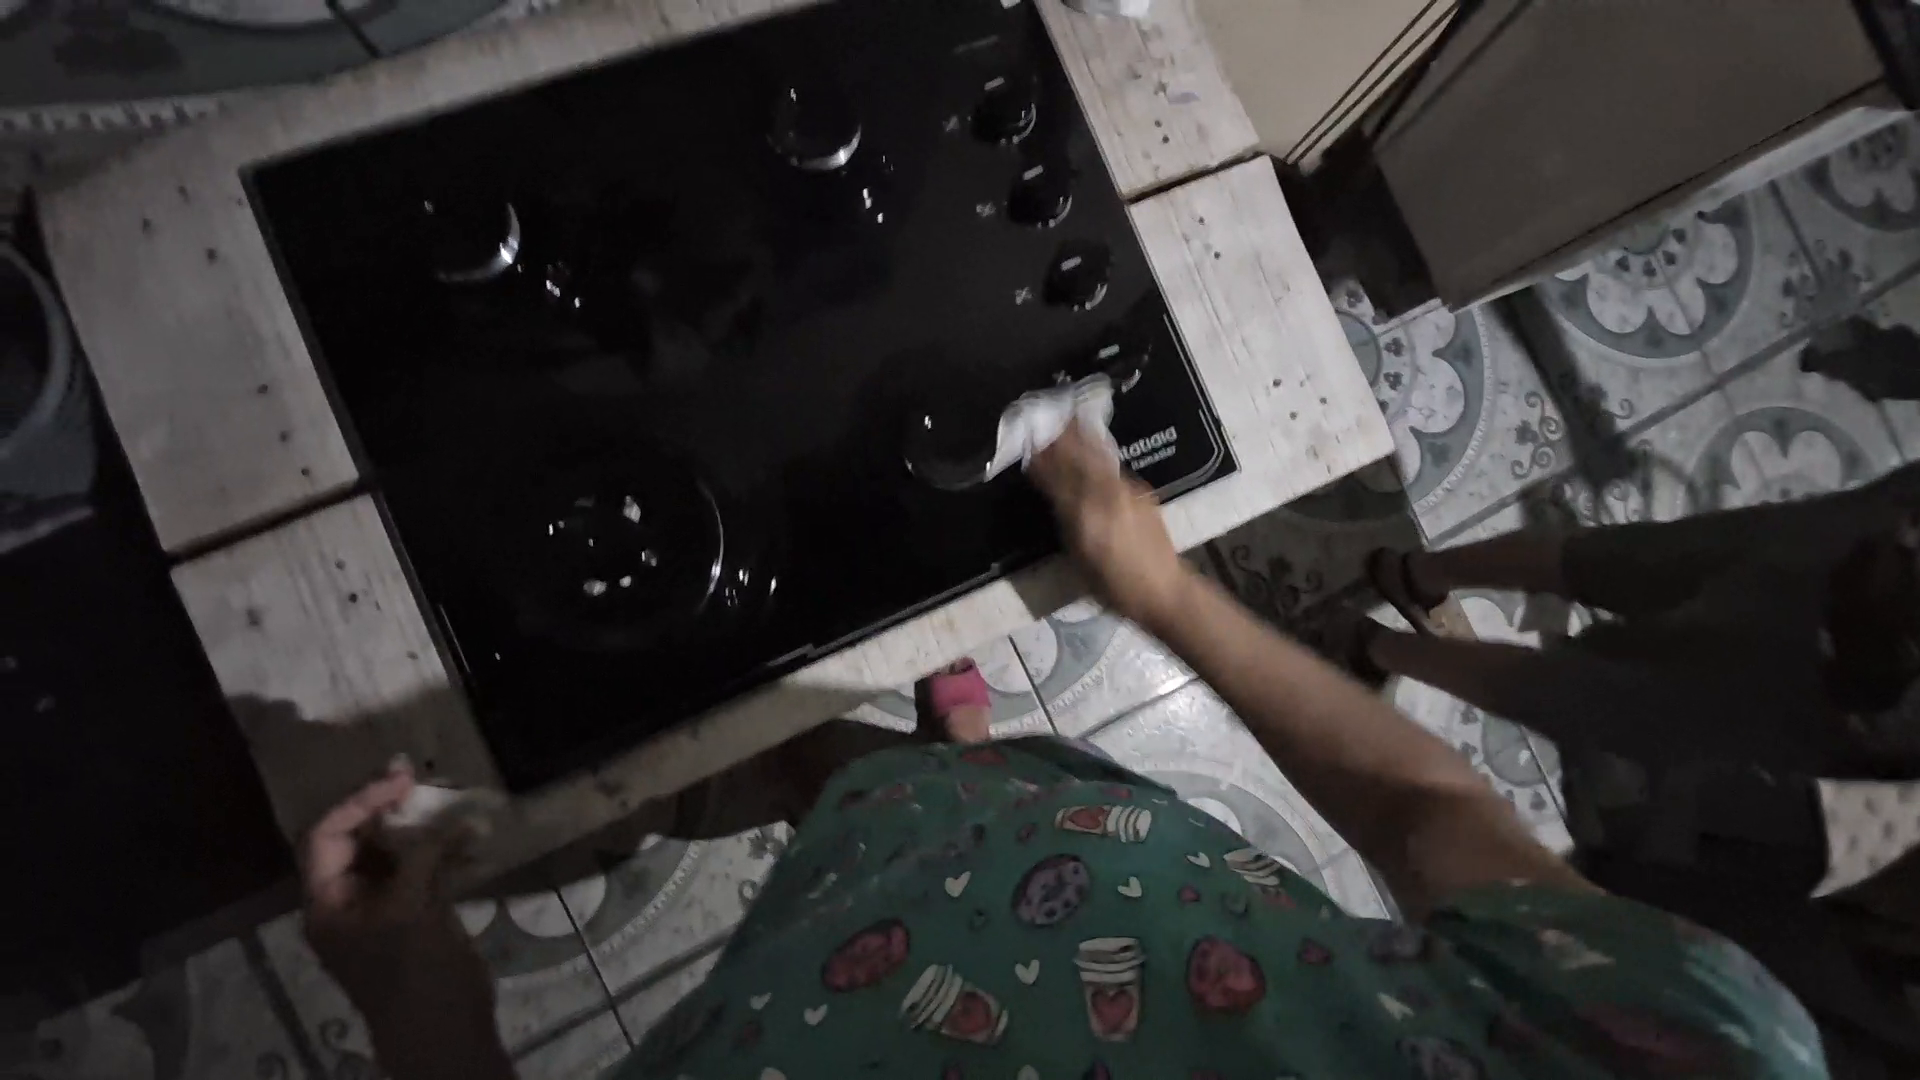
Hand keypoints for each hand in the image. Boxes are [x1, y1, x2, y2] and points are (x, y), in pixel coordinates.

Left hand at [302, 764, 511, 1079]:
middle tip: (418, 775)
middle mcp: (348, 900)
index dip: (360, 802)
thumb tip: (457, 819)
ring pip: (391, 850)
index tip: (403, 779)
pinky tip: (469, 834)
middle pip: (355, 839)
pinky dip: (442, 846)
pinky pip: (421, 866)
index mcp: (327, 903)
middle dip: (385, 806)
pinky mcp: (417, 911)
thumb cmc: (413, 971)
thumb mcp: (412, 909)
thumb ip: (423, 857)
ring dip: (418, 823)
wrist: (441, 1025)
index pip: (326, 836)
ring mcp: (384, 905)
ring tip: (448, 798)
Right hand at [1029, 424, 1194, 629]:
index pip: (1057, 476)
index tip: (1027, 445)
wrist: (1164, 591)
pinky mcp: (1142, 494)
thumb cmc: (1113, 586)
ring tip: (1069, 421)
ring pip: (1098, 457)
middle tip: (1045, 420)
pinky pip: (1112, 467)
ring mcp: (1127, 491)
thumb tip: (1053, 494)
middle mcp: (1107, 494)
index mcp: (1085, 513)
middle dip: (1061, 438)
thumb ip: (1065, 521)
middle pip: (1080, 457)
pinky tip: (1093, 450)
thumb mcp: (1078, 558)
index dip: (1041, 460)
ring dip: (1081, 438)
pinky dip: (1098, 454)